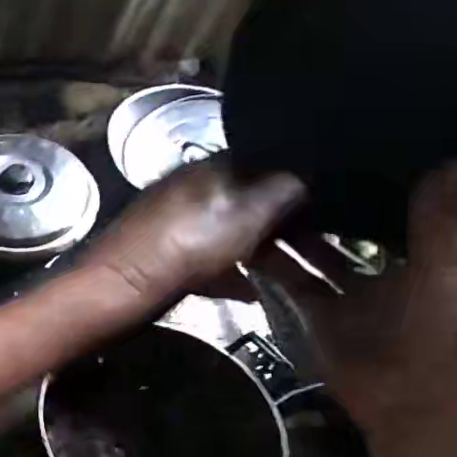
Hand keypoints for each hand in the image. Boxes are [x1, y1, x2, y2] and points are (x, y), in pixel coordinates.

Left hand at [81, 159, 304, 310]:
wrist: (124, 286)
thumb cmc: (190, 244)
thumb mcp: (251, 209)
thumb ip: (284, 188)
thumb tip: (309, 175)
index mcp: (207, 167)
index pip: (266, 161)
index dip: (302, 182)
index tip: (332, 206)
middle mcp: (187, 190)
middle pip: (248, 201)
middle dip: (285, 224)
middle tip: (322, 247)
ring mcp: (170, 225)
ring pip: (229, 234)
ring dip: (263, 253)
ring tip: (297, 275)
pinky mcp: (159, 258)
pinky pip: (207, 263)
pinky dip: (231, 276)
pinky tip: (251, 294)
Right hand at [255, 161, 456, 456]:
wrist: (430, 415)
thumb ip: (442, 218)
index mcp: (450, 264)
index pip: (418, 215)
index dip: (391, 186)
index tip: (356, 149)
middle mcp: (401, 280)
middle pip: (362, 237)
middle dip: (334, 209)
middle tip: (296, 165)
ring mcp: (359, 303)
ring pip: (323, 260)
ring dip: (297, 235)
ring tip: (263, 195)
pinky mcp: (321, 322)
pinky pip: (295, 287)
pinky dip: (274, 267)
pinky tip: (249, 236)